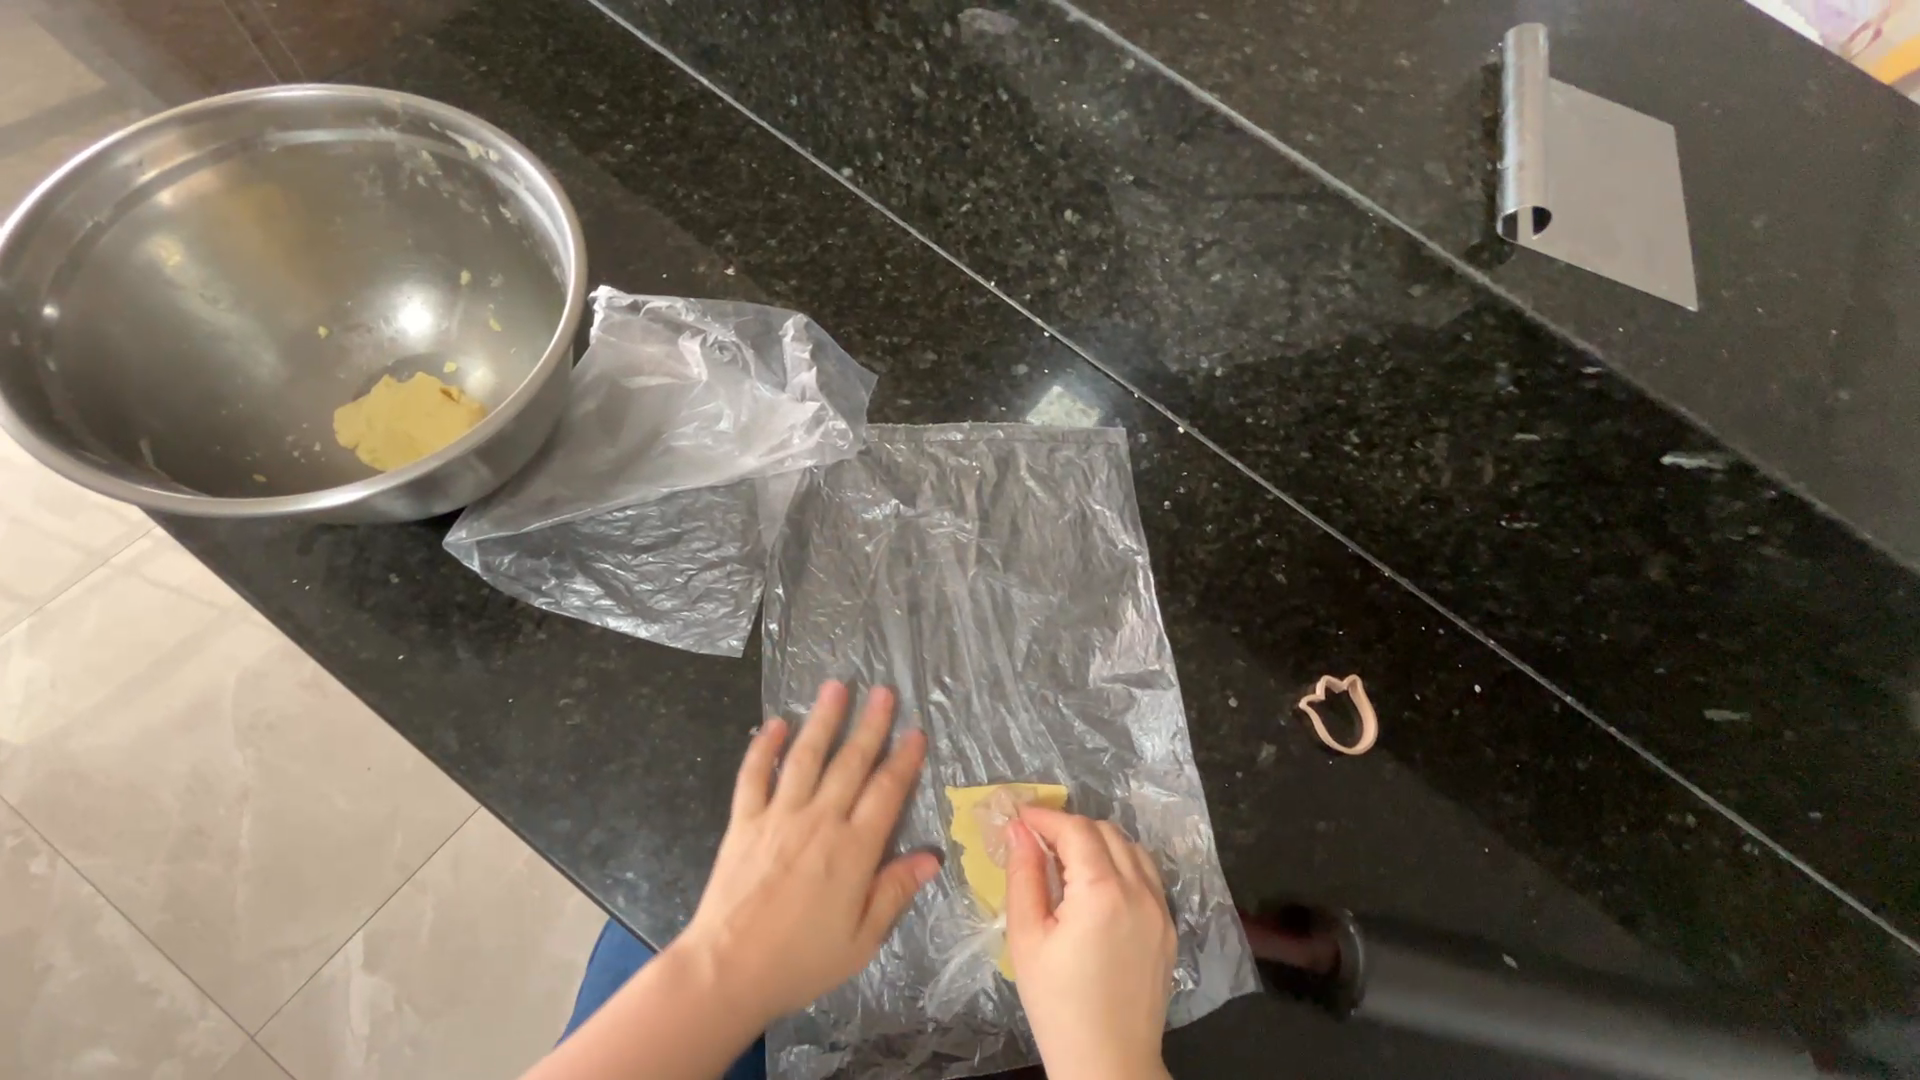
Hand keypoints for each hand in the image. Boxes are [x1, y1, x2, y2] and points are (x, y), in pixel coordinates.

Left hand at [673, 680, 938, 1025]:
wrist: (725, 971)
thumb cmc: (799, 961)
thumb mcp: (861, 941)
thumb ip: (895, 892)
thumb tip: (931, 857)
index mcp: (854, 850)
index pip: (887, 792)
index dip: (904, 760)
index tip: (915, 733)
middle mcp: (820, 821)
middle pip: (851, 763)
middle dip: (871, 724)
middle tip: (884, 691)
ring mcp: (778, 816)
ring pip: (807, 756)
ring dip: (823, 720)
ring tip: (836, 687)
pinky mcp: (744, 821)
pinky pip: (754, 775)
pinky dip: (764, 746)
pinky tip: (777, 723)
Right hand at [1005, 806, 1176, 1079]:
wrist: (1108, 1062)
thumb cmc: (1057, 1004)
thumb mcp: (1026, 938)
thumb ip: (1023, 876)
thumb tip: (1018, 831)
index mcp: (1101, 891)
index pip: (1075, 828)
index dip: (1045, 817)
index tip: (1019, 818)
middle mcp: (1138, 890)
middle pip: (1105, 830)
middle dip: (1069, 828)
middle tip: (1038, 844)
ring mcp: (1160, 909)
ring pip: (1131, 848)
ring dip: (1098, 843)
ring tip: (1068, 863)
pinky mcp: (1168, 927)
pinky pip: (1147, 875)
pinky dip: (1122, 865)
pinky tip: (1098, 887)